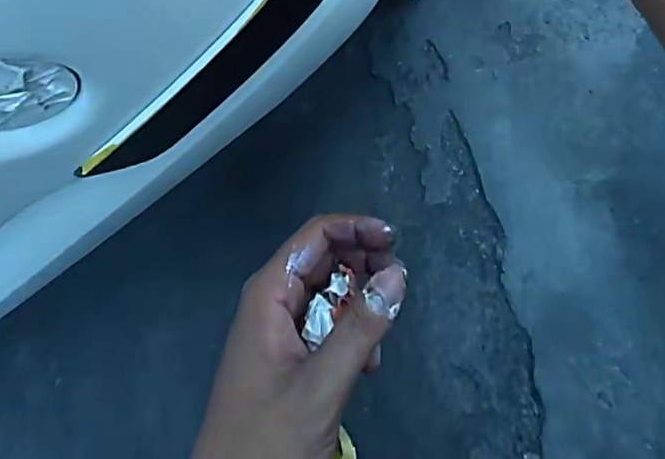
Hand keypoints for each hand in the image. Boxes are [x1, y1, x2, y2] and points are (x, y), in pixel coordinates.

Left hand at [190, 216, 406, 458]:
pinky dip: (352, 331)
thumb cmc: (267, 441)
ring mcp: (279, 329)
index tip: (394, 240)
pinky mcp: (288, 356)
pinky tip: (367, 363)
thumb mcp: (320, 386)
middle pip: (325, 257)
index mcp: (269, 293)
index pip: (317, 234)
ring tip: (382, 336)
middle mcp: (272, 301)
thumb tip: (398, 273)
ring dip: (361, 303)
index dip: (356, 228)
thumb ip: (361, 327)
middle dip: (363, 264)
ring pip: (329, 290)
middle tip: (396, 286)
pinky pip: (327, 322)